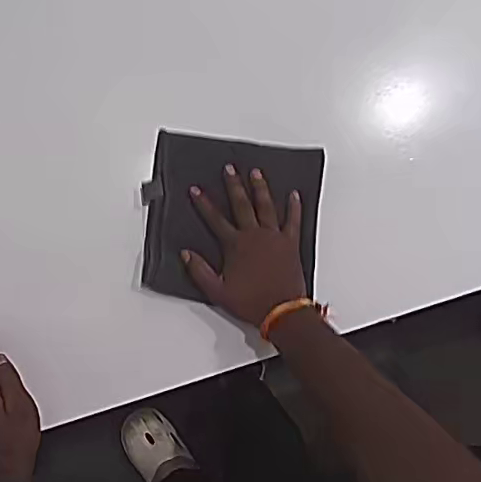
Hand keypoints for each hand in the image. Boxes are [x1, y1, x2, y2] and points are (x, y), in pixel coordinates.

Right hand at [181, 164, 307, 326]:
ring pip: (266, 206)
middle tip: (229, 169)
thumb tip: (186, 255)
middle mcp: (254, 236)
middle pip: (241, 204)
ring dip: (260, 188)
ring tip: (255, 173)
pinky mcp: (290, 244)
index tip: (196, 191)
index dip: (203, 204)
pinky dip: (293, 207)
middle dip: (233, 185)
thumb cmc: (252, 302)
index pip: (215, 219)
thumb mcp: (217, 291)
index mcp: (236, 245)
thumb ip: (199, 271)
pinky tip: (294, 195)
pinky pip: (292, 220)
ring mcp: (274, 237)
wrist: (282, 311)